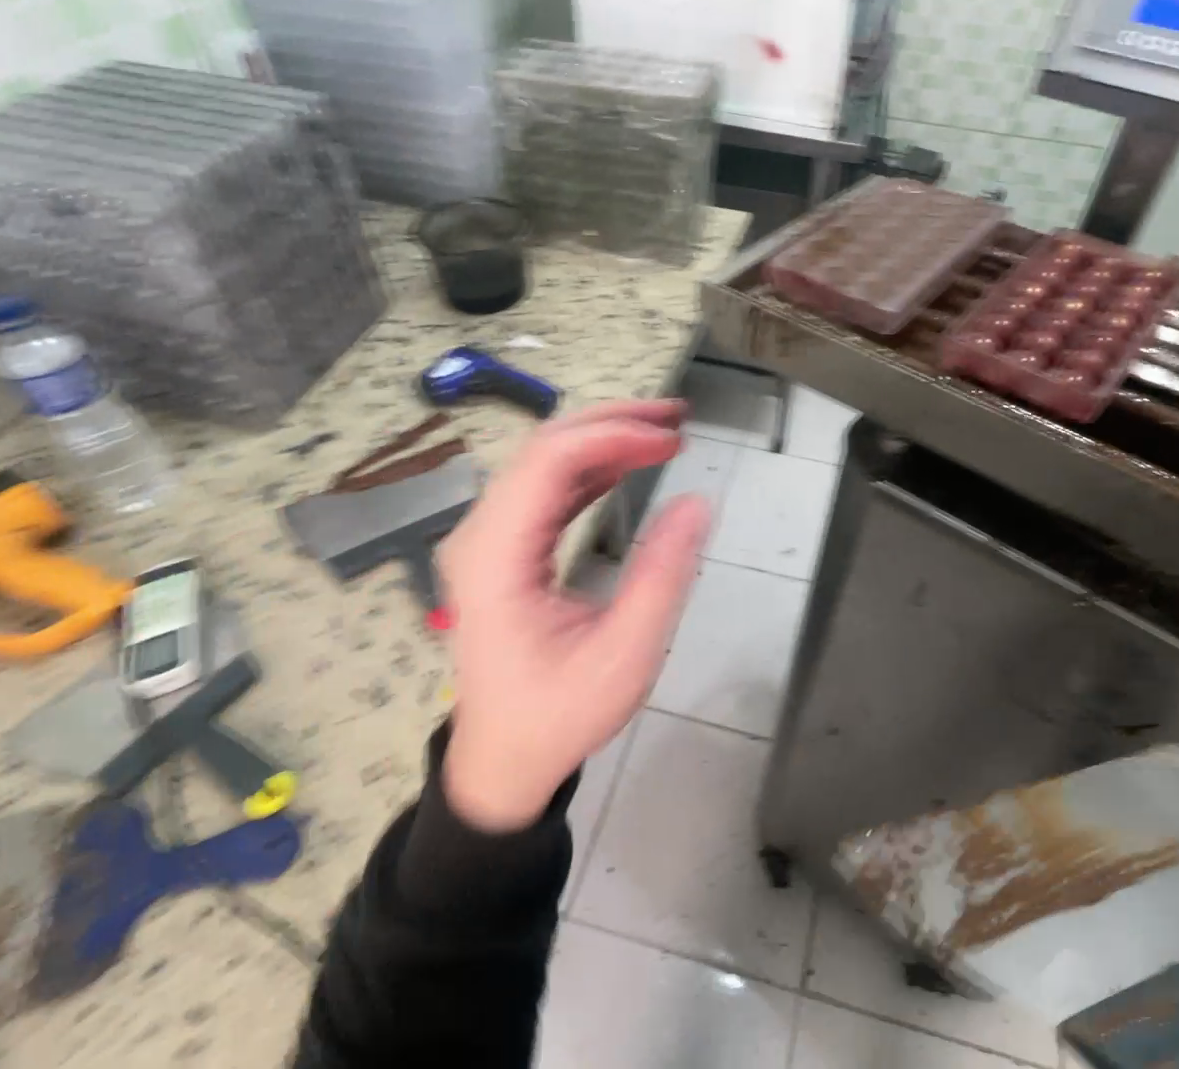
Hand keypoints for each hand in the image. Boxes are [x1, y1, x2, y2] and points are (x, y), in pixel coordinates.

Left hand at [436, 400, 712, 832]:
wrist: (504, 759)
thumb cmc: (558, 716)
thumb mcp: (623, 658)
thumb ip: (661, 578)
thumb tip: (698, 504)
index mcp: (495, 558)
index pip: (549, 463)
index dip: (612, 436)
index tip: (672, 438)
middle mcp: (480, 537)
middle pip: (542, 451)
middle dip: (611, 424)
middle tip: (677, 419)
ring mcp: (488, 543)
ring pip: (543, 466)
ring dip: (603, 442)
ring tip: (664, 433)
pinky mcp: (503, 553)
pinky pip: (545, 495)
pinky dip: (589, 473)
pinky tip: (629, 466)